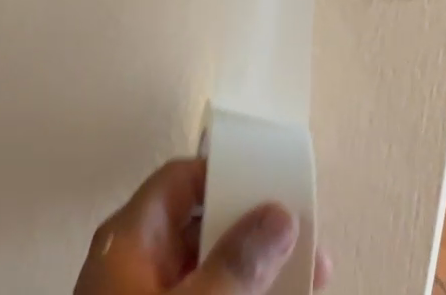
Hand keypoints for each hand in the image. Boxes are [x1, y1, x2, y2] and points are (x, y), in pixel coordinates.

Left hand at [74, 158, 330, 294]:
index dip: (225, 173)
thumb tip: (278, 214)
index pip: (180, 181)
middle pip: (202, 226)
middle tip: (304, 230)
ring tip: (313, 271)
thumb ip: (238, 264)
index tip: (273, 179)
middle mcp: (140, 264)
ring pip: (213, 270)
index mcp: (131, 238)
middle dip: (254, 228)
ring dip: (260, 271)